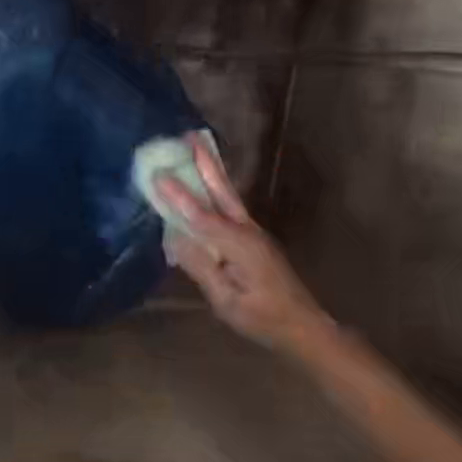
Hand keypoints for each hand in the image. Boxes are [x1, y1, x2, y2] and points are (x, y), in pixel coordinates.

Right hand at [156, 133, 333, 351]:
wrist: (304, 326)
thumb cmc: (263, 319)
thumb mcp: (227, 301)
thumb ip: (201, 267)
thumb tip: (176, 238)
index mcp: (239, 246)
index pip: (201, 216)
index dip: (177, 196)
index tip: (157, 174)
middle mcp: (247, 231)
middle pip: (221, 191)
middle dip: (205, 163)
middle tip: (189, 135)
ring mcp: (252, 233)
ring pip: (227, 195)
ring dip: (210, 171)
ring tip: (196, 149)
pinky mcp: (253, 239)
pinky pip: (229, 207)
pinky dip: (215, 189)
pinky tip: (205, 186)